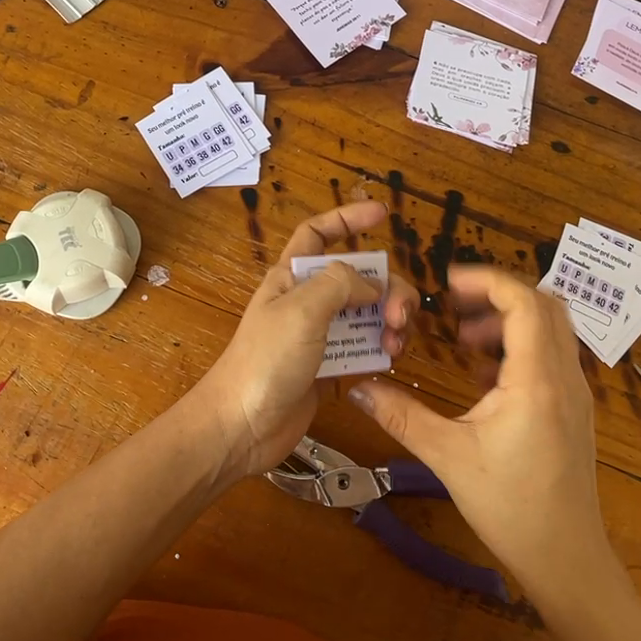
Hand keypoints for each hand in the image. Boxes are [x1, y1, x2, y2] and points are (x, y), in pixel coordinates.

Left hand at [185, 201, 418, 480]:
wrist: (242, 426)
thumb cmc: (265, 361)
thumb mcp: (301, 309)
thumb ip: (339, 283)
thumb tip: (371, 284)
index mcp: (291, 277)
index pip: (318, 234)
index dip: (347, 218)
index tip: (382, 213)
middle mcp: (306, 301)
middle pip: (356, 277)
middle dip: (386, 287)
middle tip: (399, 315)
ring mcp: (318, 336)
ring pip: (366, 313)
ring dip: (388, 320)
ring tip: (396, 341)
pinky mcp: (328, 368)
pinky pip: (363, 348)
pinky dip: (381, 348)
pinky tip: (390, 359)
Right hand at [348, 265, 611, 587]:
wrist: (566, 558)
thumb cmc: (509, 506)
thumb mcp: (447, 457)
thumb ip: (401, 415)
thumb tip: (356, 388)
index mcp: (536, 381)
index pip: (524, 303)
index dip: (487, 281)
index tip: (447, 282)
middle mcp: (564, 378)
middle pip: (544, 307)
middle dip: (497, 295)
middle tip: (453, 305)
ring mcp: (576, 395)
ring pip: (553, 331)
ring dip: (510, 321)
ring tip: (464, 340)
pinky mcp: (575, 412)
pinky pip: (553, 358)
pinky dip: (521, 347)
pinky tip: (484, 378)